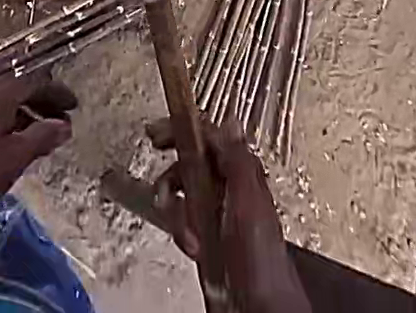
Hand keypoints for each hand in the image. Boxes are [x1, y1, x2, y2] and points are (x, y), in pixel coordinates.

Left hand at [0, 73, 76, 224]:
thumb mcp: (14, 157)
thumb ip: (41, 138)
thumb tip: (64, 125)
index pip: (35, 82)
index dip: (57, 92)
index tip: (74, 105)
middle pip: (20, 88)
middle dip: (45, 102)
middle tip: (64, 120)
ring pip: (7, 101)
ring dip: (29, 113)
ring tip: (45, 135)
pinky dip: (13, 121)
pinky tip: (17, 143)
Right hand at [149, 120, 312, 312]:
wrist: (261, 308)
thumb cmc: (261, 261)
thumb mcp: (247, 202)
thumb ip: (237, 160)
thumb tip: (229, 122)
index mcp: (242, 173)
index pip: (209, 135)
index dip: (183, 128)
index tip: (159, 131)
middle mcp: (230, 187)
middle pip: (193, 157)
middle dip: (173, 160)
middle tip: (155, 151)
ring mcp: (219, 210)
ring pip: (185, 186)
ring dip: (174, 200)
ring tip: (175, 216)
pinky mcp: (209, 232)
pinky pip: (184, 216)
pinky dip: (179, 226)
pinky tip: (189, 241)